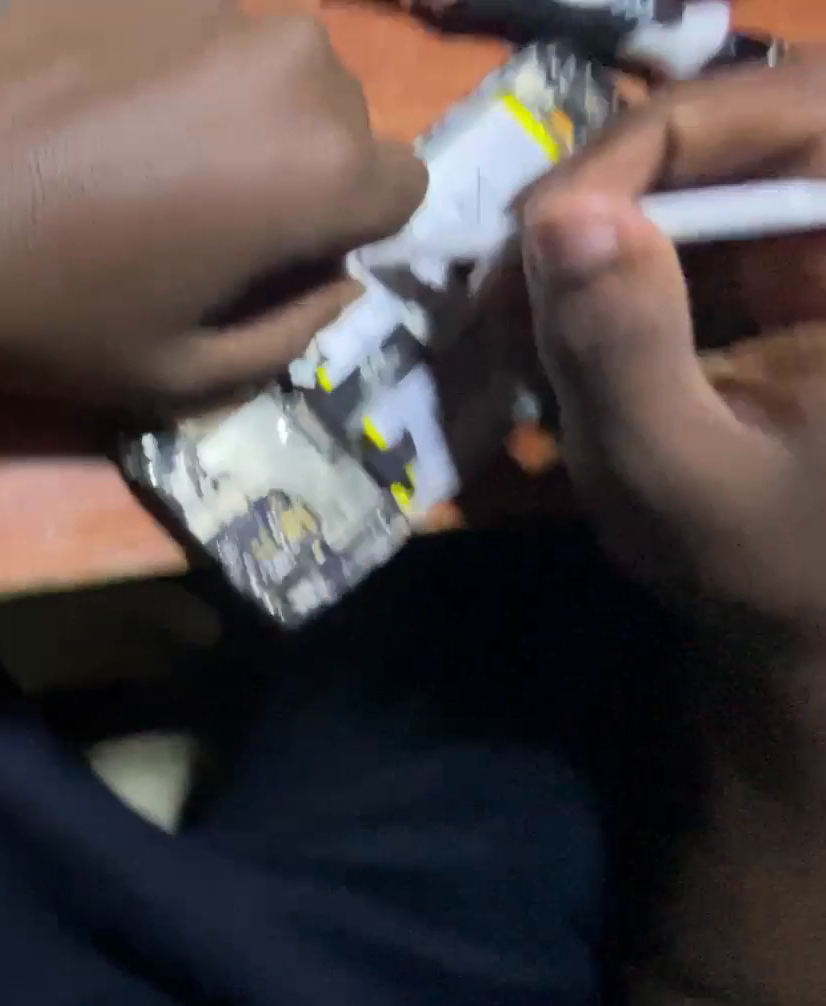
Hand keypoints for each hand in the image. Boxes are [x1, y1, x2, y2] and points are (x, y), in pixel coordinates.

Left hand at [0, 0, 426, 409]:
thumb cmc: (42, 318)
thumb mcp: (172, 375)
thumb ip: (285, 338)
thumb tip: (339, 286)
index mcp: (316, 164)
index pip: (394, 193)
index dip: (332, 241)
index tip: (256, 269)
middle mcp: (289, 54)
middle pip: (331, 124)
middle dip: (283, 179)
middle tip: (178, 231)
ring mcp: (204, 0)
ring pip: (257, 74)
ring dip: (220, 126)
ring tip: (117, 179)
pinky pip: (182, 40)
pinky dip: (158, 85)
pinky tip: (77, 131)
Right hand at [520, 59, 825, 641]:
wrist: (812, 608)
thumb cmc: (761, 555)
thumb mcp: (670, 465)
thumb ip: (617, 347)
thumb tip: (552, 217)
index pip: (770, 110)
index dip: (625, 154)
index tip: (520, 247)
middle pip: (711, 133)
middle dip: (581, 205)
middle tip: (499, 296)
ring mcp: (809, 243)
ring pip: (671, 181)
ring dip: (569, 249)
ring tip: (511, 331)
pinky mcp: (765, 272)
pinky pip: (658, 233)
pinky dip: (580, 279)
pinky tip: (543, 341)